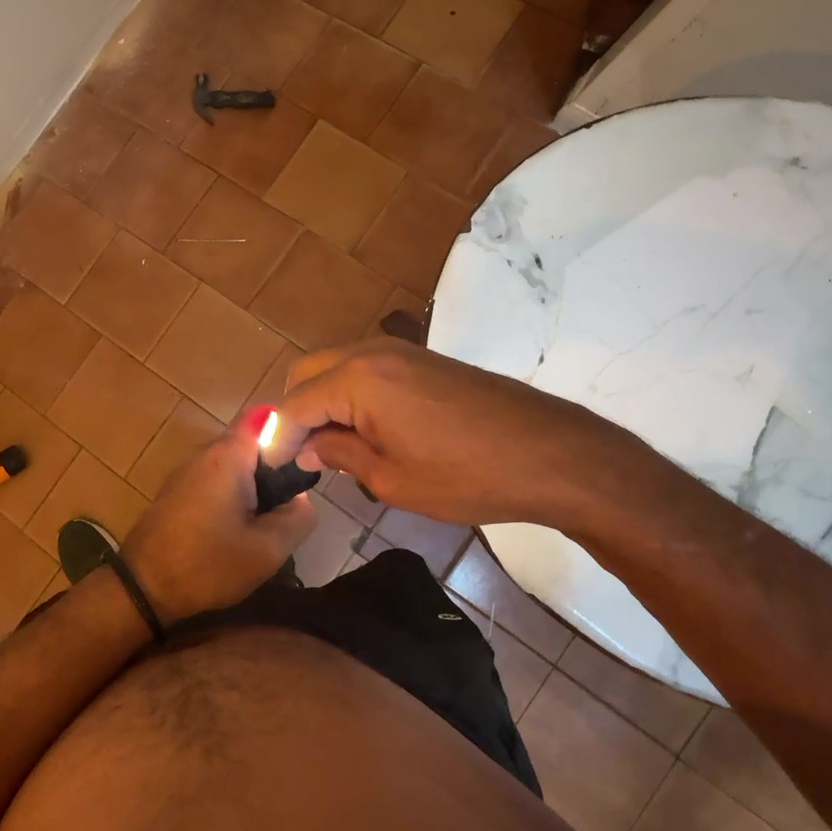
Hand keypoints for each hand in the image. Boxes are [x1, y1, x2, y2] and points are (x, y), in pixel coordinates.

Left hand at [119, 418, 315, 625]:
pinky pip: (214, 480)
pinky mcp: (176, 492)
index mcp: (227, 459)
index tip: (309, 457)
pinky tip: (240, 526)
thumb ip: (297, 518)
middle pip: (249, 443)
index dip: (290, 430)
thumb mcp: (267, 550)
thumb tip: (302, 498)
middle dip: (275, 465)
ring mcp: (186, 472)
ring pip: (232, 465)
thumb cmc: (208, 565)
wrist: (143, 587)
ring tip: (270, 518)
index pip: (263, 420)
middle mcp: (204, 455)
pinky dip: (232, 494)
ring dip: (253, 484)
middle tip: (293, 500)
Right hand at [265, 338, 646, 529]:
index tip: (276, 468)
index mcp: (357, 380)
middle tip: (304, 454)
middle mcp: (371, 353)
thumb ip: (339, 455)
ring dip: (323, 399)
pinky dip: (351, 392)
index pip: (295, 405)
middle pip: (307, 373)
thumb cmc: (468, 476)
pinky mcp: (423, 359)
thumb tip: (309, 447)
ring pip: (335, 366)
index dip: (280, 439)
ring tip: (335, 445)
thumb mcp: (392, 479)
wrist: (555, 455)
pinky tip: (368, 428)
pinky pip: (366, 367)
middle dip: (296, 411)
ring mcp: (400, 351)